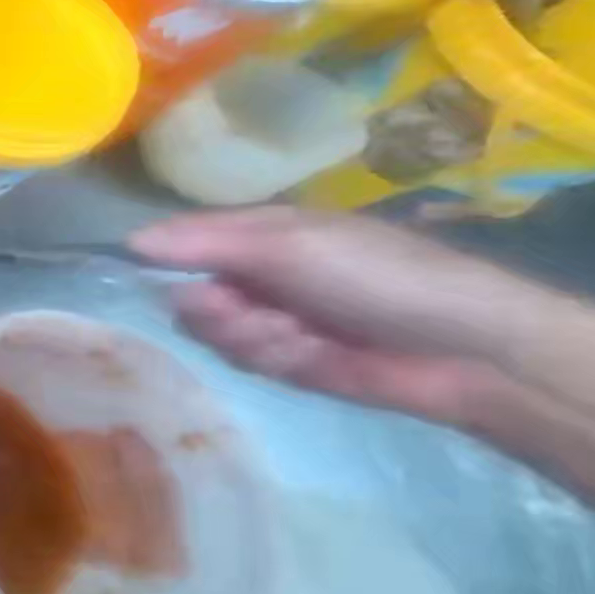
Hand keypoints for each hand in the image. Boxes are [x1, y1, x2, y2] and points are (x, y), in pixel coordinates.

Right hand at [128, 207, 557, 425]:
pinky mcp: (281, 359)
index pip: (182, 238)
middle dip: (210, 306)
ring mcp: (266, 317)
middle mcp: (253, 273)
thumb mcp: (285, 246)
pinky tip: (306, 354)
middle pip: (186, 289)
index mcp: (257, 234)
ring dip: (244, 334)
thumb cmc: (376, 276)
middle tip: (240, 309)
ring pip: (209, 327)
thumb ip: (203, 244)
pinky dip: (268, 356)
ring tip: (291, 335)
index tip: (136, 264)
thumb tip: (128, 240)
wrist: (465, 351)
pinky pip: (240, 357)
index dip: (157, 253)